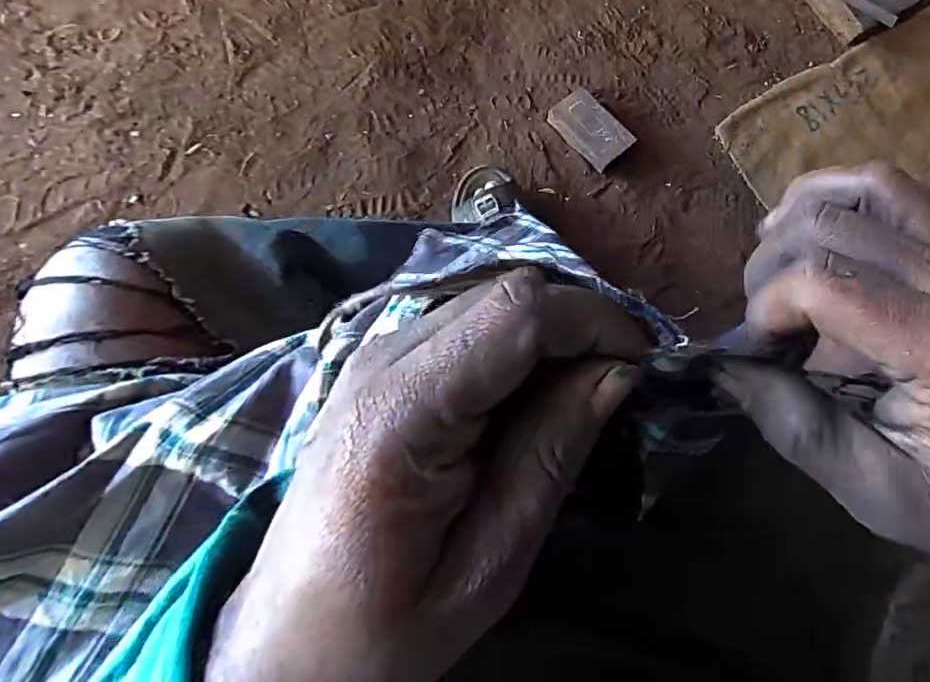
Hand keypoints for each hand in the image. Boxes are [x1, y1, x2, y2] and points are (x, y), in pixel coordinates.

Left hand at [205, 267, 649, 681]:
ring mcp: (377, 347)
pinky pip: (468, 319)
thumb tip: (617, 371)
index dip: (591, 320)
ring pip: (489, 296)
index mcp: (400, 410)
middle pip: (504, 292)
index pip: (514, 314)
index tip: (642, 363)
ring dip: (549, 329)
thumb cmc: (382, 626)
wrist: (287, 637)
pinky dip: (516, 339)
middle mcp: (383, 354)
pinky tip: (531, 389)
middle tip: (618, 379)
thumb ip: (550, 454)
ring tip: (581, 388)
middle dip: (577, 321)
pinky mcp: (383, 356)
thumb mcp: (488, 563)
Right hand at [716, 164, 929, 673]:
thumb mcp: (872, 491)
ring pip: (859, 190)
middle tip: (767, 324)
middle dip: (770, 268)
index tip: (755, 352)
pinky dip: (836, 195)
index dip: (765, 308)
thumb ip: (789, 421)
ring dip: (797, 220)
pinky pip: (890, 187)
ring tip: (778, 269)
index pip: (822, 283)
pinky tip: (813, 234)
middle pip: (828, 228)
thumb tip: (719, 360)